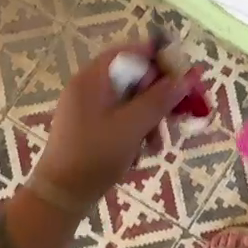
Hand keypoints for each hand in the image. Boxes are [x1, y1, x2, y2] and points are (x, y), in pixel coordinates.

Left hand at [30, 44, 195, 210]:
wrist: (62, 195)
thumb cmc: (96, 156)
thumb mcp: (132, 126)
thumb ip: (160, 100)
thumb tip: (186, 78)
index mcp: (93, 78)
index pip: (131, 53)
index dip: (160, 60)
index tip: (184, 76)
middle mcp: (88, 87)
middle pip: (133, 78)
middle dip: (158, 97)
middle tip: (180, 114)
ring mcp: (87, 108)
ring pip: (130, 101)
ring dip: (150, 119)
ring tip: (158, 145)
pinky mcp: (90, 127)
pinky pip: (120, 118)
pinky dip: (136, 130)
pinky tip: (142, 153)